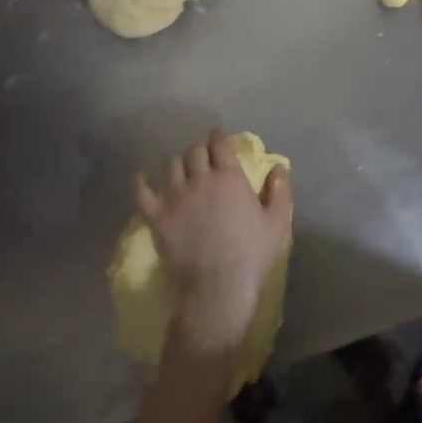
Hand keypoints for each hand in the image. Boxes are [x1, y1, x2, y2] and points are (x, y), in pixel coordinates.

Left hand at [135, 130, 293, 354]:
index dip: (219, 136)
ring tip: (181, 171)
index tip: (220, 138)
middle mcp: (199, 180)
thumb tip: (278, 168)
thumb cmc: (252, 254)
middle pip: (194, 151)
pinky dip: (141, 182)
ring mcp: (175, 197)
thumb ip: (280, 191)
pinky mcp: (157, 216)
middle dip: (200, 150)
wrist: (218, 285)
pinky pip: (142, 190)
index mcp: (229, 177)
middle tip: (204, 158)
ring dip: (178, 164)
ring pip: (170, 165)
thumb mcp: (278, 222)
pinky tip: (143, 179)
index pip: (220, 143)